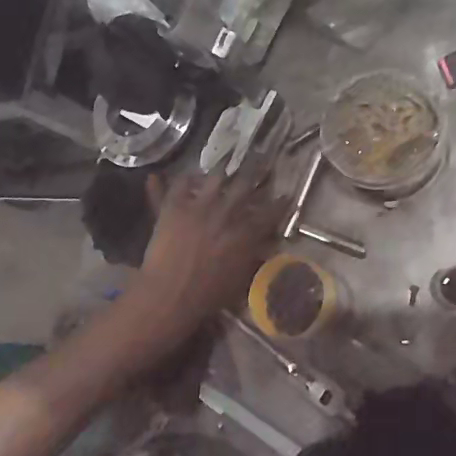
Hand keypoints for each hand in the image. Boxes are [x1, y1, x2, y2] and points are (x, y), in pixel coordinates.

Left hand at [130, 166, 282, 332]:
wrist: (169, 295)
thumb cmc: (207, 296)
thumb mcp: (239, 281)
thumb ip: (253, 259)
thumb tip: (264, 248)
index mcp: (244, 234)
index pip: (269, 213)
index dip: (279, 203)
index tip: (286, 195)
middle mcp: (225, 214)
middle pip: (244, 185)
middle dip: (255, 171)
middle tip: (261, 160)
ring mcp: (198, 207)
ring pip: (214, 177)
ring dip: (222, 170)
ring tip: (226, 162)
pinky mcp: (173, 207)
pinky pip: (180, 183)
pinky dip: (185, 178)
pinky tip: (189, 177)